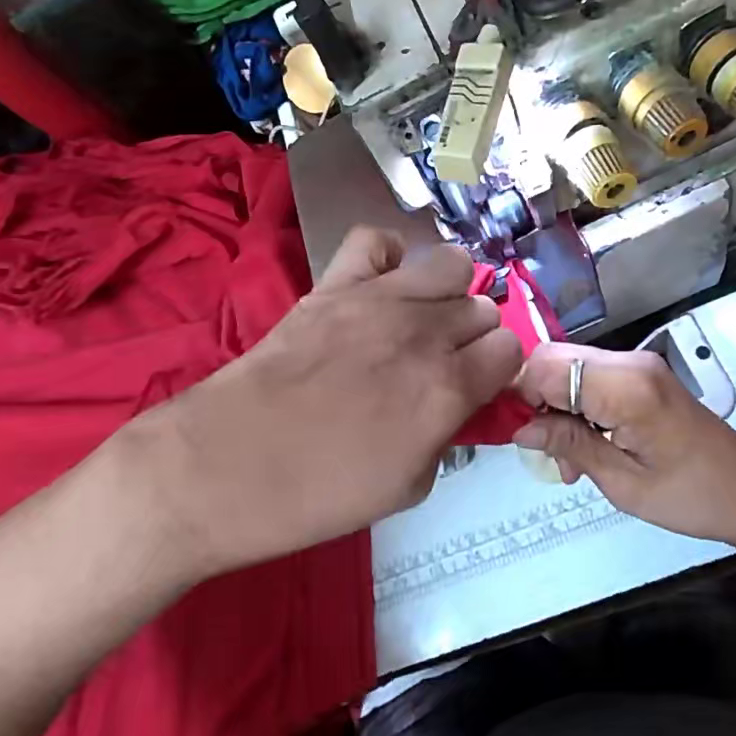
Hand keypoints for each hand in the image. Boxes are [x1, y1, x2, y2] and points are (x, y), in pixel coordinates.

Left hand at [106, 227, 522, 578]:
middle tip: (444, 360)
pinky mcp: (333, 284)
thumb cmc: (317, 494)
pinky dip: (389, 258)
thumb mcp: (407, 488)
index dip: (497, 370)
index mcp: (448, 389)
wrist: (225, 467)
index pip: (510, 350)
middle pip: (482, 306)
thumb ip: (445, 436)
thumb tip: (454, 405)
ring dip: (447, 291)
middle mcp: (423, 333)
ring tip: (421, 317)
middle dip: (473, 334)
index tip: (477, 386)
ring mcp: (377, 300)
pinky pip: (377, 240)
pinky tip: (381, 286)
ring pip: (449, 262)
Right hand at [512, 343, 735, 552]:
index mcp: (626, 386)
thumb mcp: (623, 482)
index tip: (514, 433)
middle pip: (555, 359)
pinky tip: (584, 445)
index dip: (520, 394)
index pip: (547, 366)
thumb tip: (520, 427)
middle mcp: (630, 363)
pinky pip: (591, 378)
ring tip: (566, 459)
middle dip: (534, 398)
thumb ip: (570, 444)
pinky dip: (576, 405)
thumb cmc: (692, 496)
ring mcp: (638, 366)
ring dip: (555, 405)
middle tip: (540, 448)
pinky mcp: (643, 377)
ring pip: (569, 368)